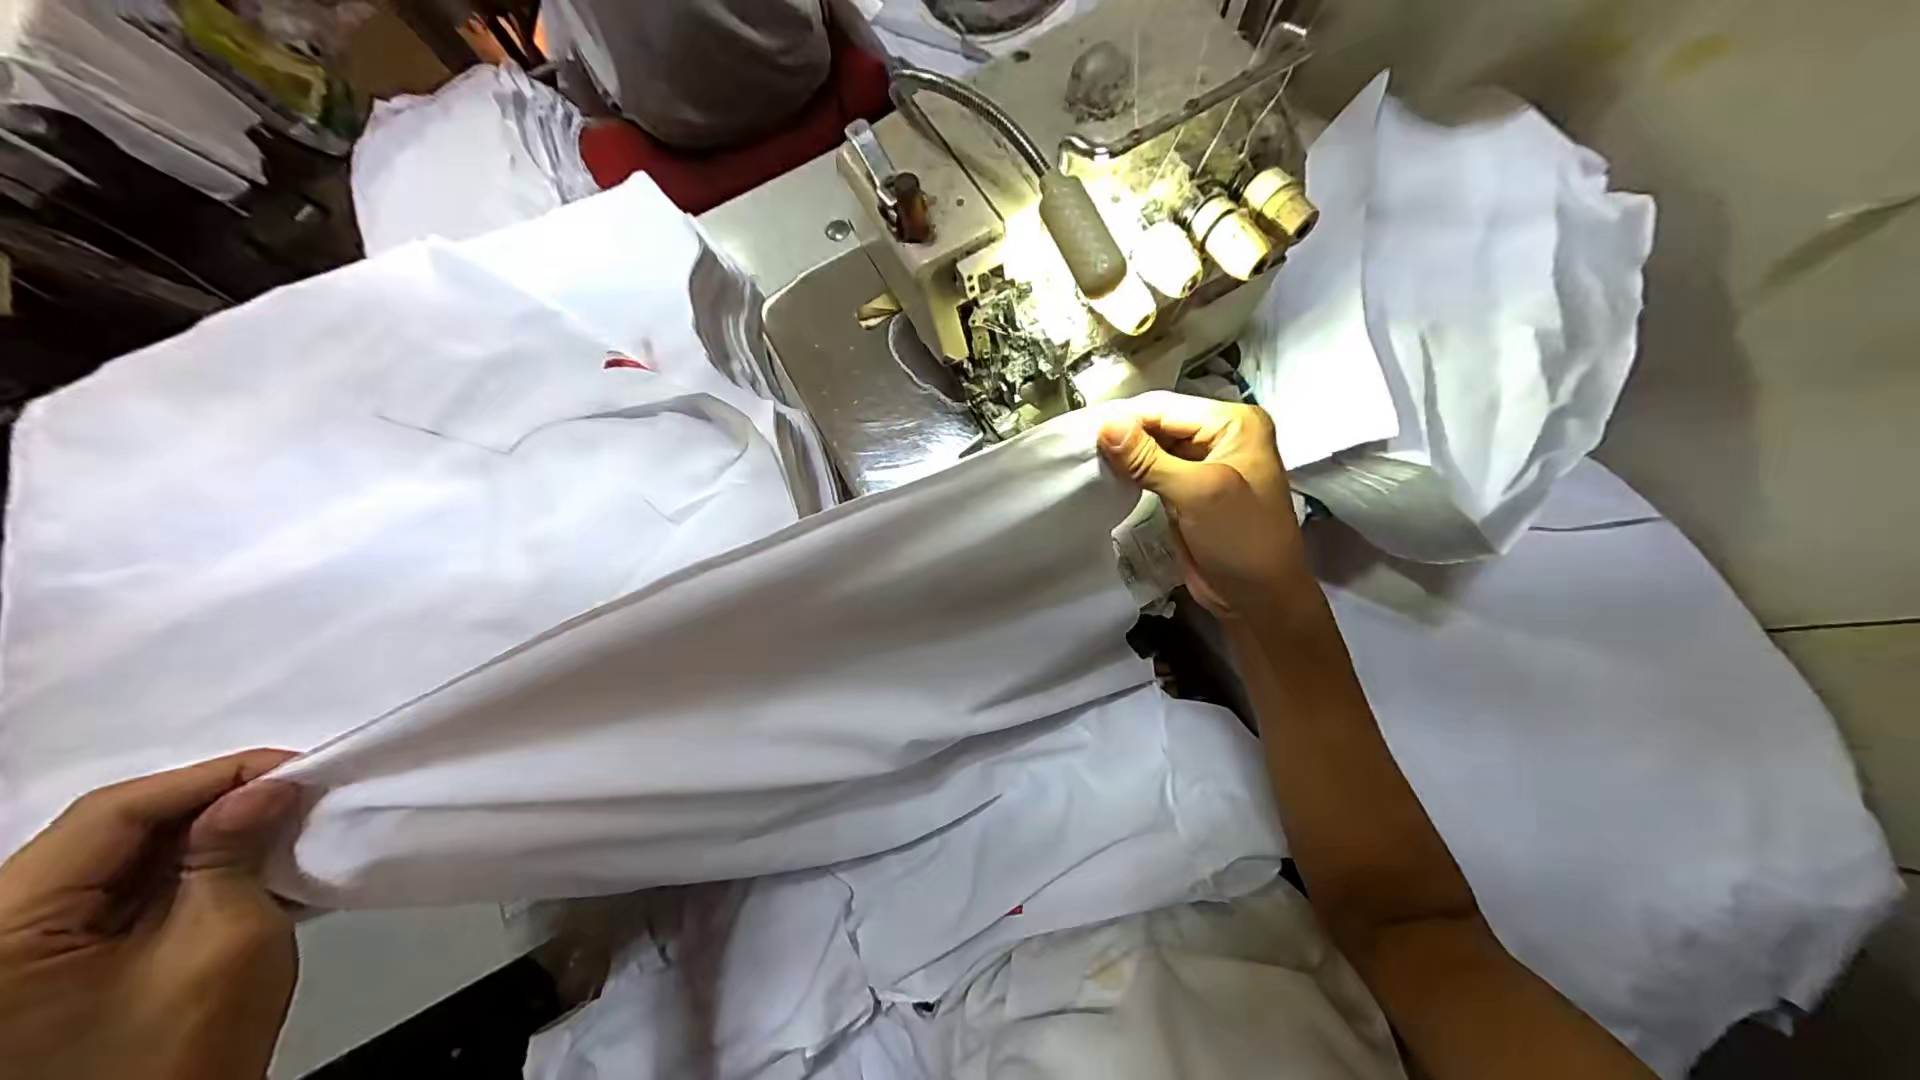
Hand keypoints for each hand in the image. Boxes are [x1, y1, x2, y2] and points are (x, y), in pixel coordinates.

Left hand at [0, 751, 301, 1079]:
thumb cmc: (177, 1051)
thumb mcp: (224, 942)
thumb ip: (234, 856)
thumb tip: (268, 788)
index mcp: (3, 931)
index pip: (112, 815)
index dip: (212, 778)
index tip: (293, 769)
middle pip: (110, 834)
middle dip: (213, 804)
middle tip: (295, 792)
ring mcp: (19, 954)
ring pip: (121, 860)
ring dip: (208, 836)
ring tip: (282, 824)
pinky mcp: (53, 968)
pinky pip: (123, 894)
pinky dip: (192, 871)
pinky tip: (251, 865)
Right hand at [1098, 391, 1310, 619]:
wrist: (1258, 599)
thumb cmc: (1241, 541)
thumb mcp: (1197, 494)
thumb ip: (1149, 459)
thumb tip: (1105, 425)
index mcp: (1234, 422)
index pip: (1166, 407)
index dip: (1125, 419)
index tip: (1084, 434)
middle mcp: (1219, 434)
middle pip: (1157, 422)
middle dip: (1122, 436)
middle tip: (1082, 451)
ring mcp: (1202, 462)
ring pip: (1151, 446)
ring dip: (1123, 455)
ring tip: (1089, 463)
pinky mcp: (1186, 488)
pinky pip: (1151, 469)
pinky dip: (1130, 473)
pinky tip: (1107, 477)